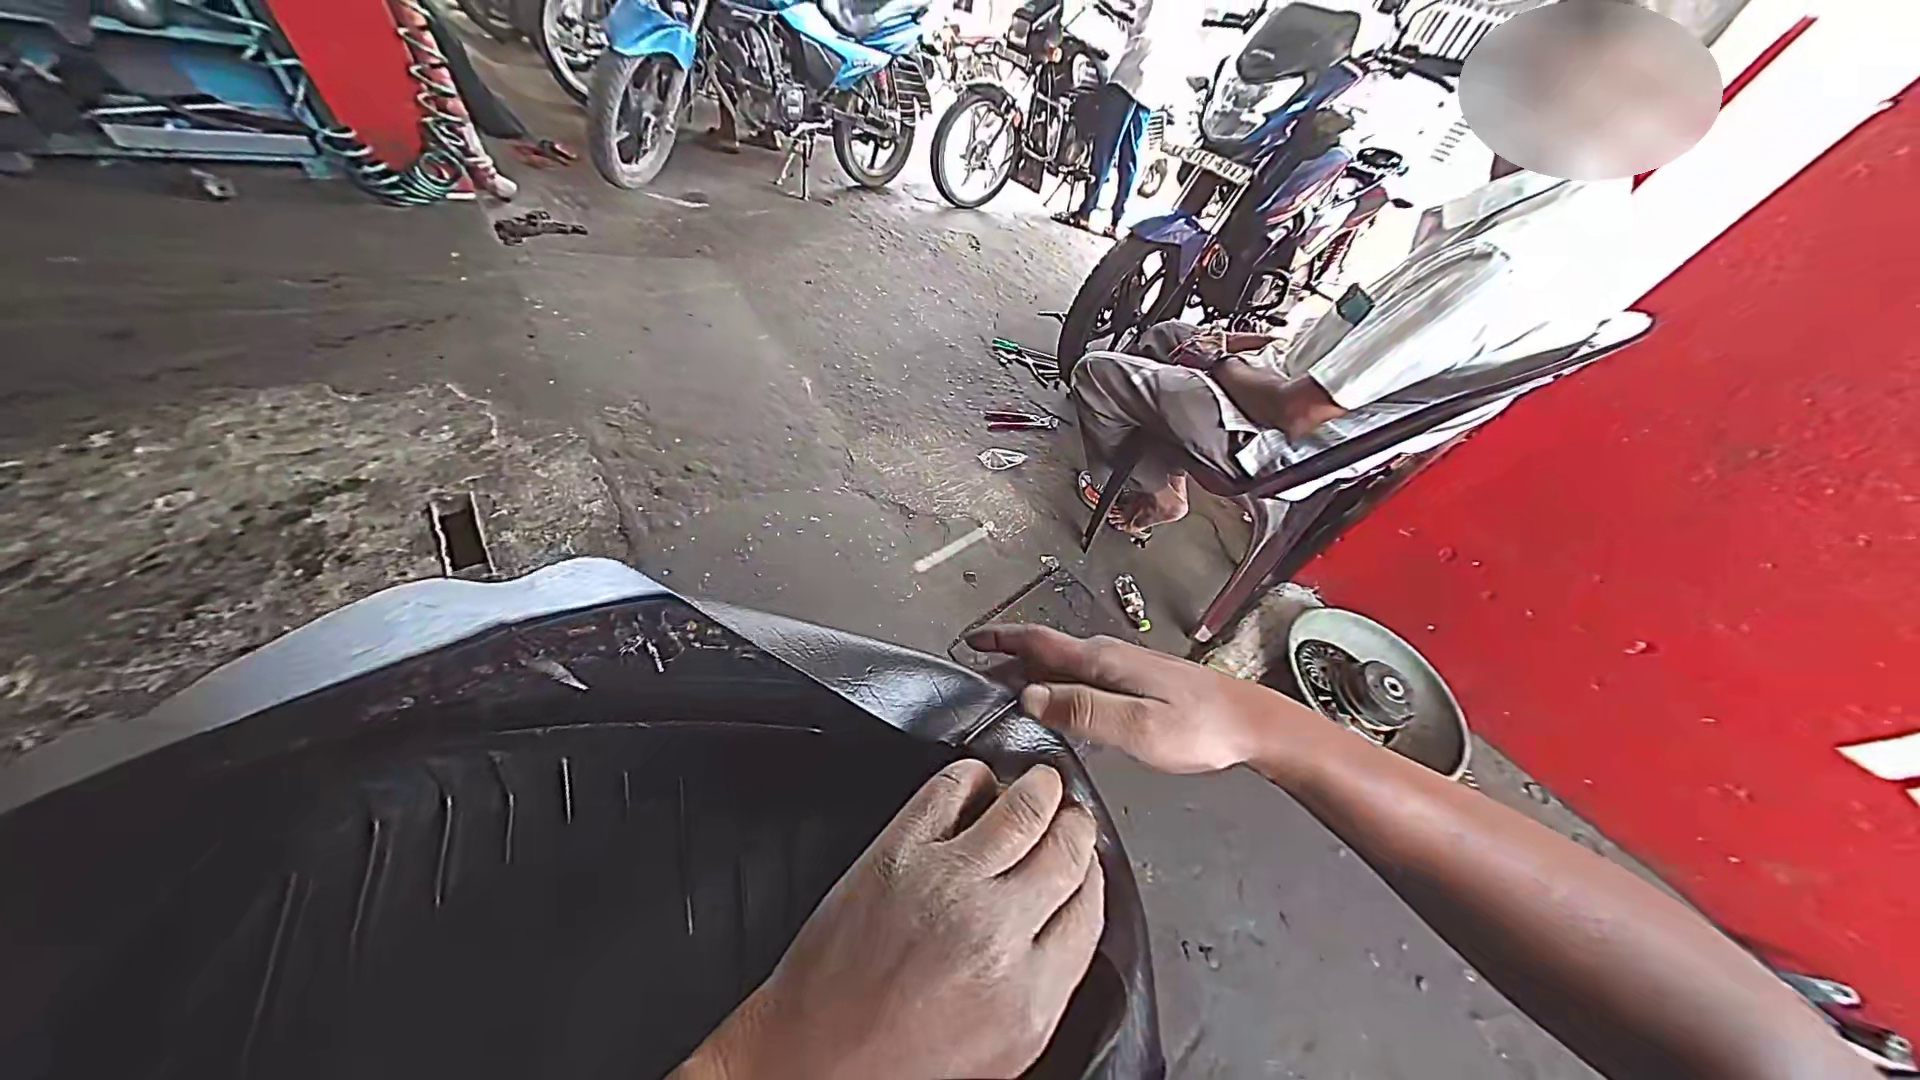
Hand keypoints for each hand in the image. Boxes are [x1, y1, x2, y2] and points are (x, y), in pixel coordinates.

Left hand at [679, 760, 1104, 1079]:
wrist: (811, 1058)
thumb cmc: (900, 1060)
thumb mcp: (1002, 1046)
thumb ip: (1047, 978)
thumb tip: (1070, 909)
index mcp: (1030, 996)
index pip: (1090, 903)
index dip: (1091, 869)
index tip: (1084, 856)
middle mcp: (997, 932)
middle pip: (1066, 848)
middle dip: (1076, 823)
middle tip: (1071, 814)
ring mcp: (947, 881)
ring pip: (1023, 807)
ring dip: (1041, 786)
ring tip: (1041, 782)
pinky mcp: (901, 849)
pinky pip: (955, 786)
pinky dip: (976, 775)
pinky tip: (980, 783)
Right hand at [967, 624, 1308, 773]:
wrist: (1250, 724)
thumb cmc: (1199, 726)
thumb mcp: (1137, 725)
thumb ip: (1081, 709)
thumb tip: (1029, 695)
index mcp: (1101, 660)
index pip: (1038, 640)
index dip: (1000, 639)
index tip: (970, 641)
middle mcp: (1106, 656)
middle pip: (1044, 653)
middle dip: (1007, 661)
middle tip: (978, 682)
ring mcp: (1120, 668)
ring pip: (1061, 667)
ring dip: (1029, 675)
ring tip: (1005, 696)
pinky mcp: (1132, 683)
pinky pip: (1080, 680)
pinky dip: (1055, 687)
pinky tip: (1055, 709)